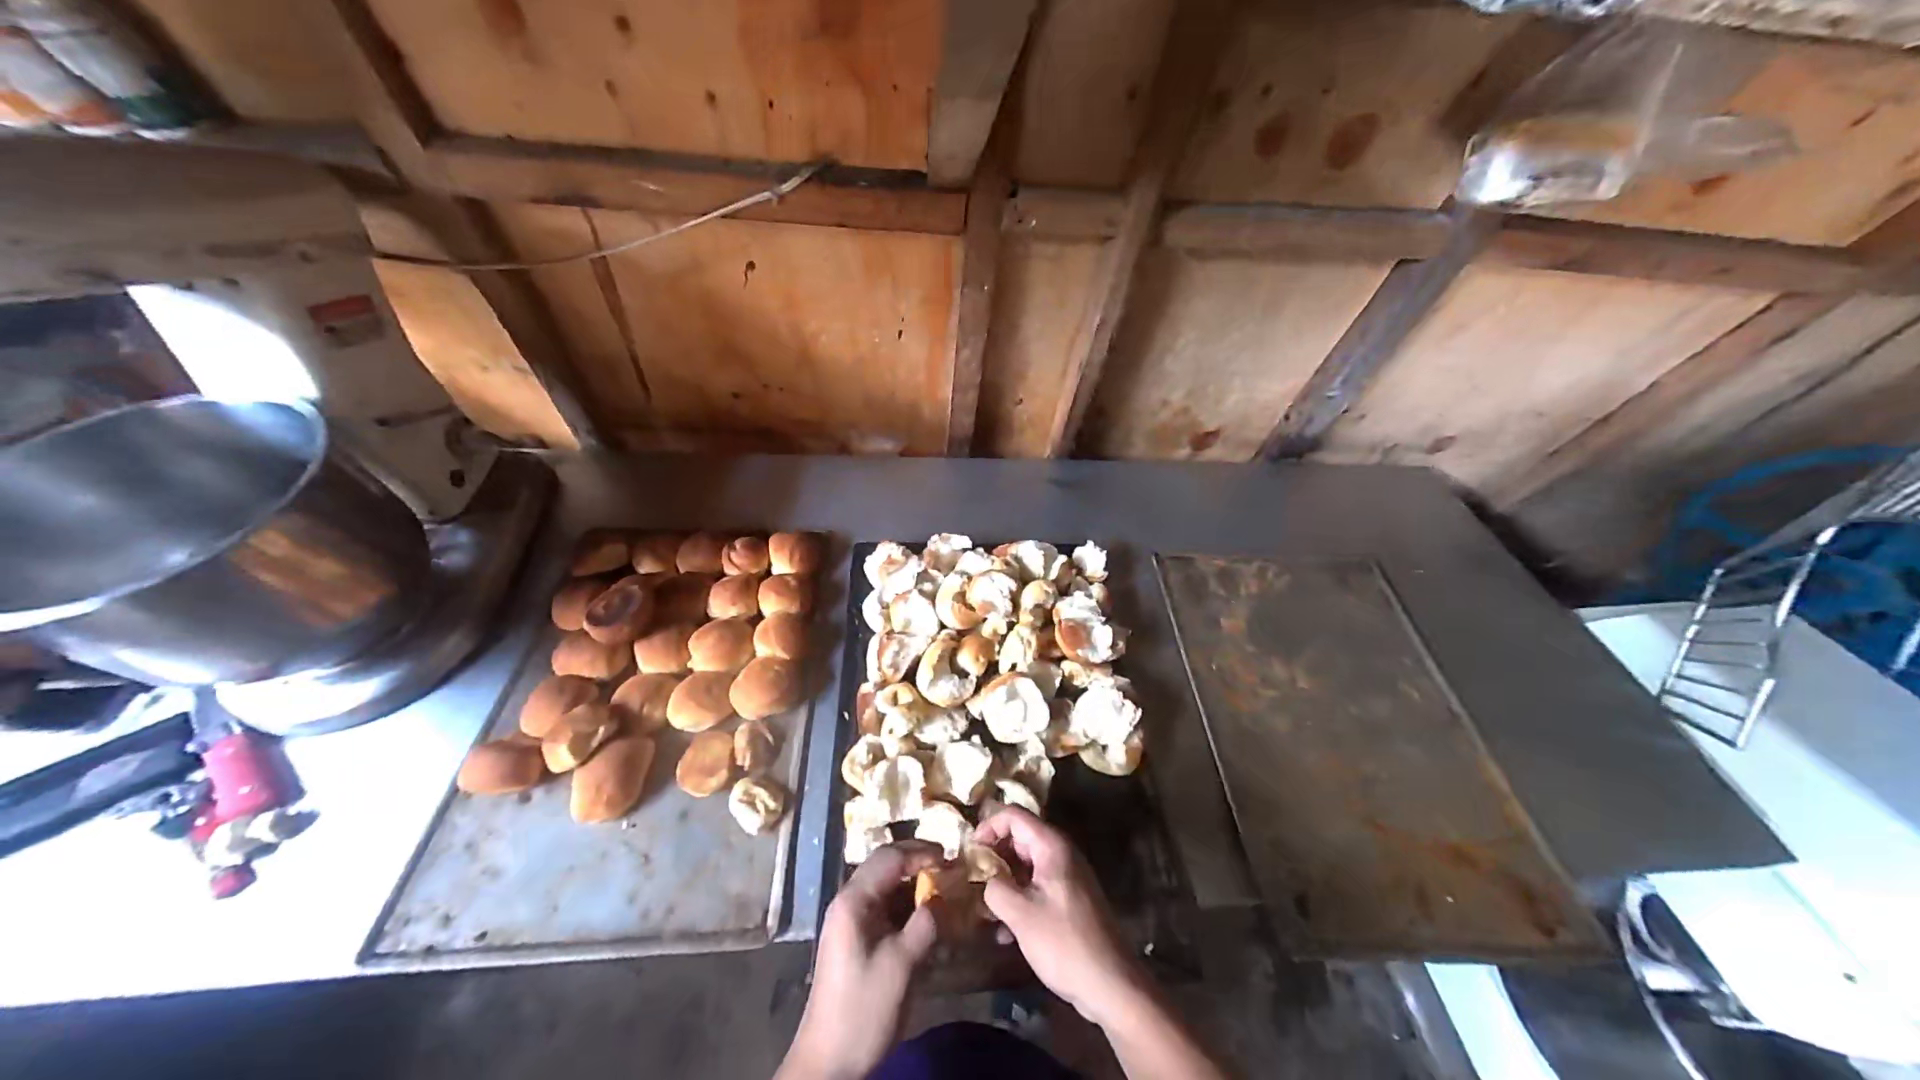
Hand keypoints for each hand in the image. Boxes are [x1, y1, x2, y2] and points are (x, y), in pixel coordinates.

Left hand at [776, 841, 941, 1079]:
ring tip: (945, 890)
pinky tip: (928, 917)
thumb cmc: (863, 1010)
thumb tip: (944, 897)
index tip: (951, 856)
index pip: (889, 857)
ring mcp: (850, 922)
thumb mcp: (901, 965)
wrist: (829, 1062)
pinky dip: (907, 907)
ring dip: (914, 885)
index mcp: (853, 901)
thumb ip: (925, 924)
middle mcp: (848, 903)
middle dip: (918, 863)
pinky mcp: (856, 941)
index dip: (921, 851)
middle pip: (885, 867)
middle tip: (951, 869)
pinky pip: (884, 910)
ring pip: (886, 888)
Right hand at [975, 807, 1147, 1028]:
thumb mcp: (1020, 914)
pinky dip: (1019, 898)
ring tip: (985, 906)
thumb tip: (985, 878)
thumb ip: (995, 888)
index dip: (988, 826)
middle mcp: (1062, 853)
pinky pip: (1037, 885)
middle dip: (994, 855)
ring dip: (1004, 880)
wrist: (1110, 984)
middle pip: (1020, 837)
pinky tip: (1005, 930)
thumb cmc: (1063, 942)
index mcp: (1052, 846)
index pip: (1014, 815)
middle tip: (972, 877)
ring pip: (1027, 864)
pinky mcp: (1070, 899)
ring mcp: (1068, 876)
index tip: (970, 852)